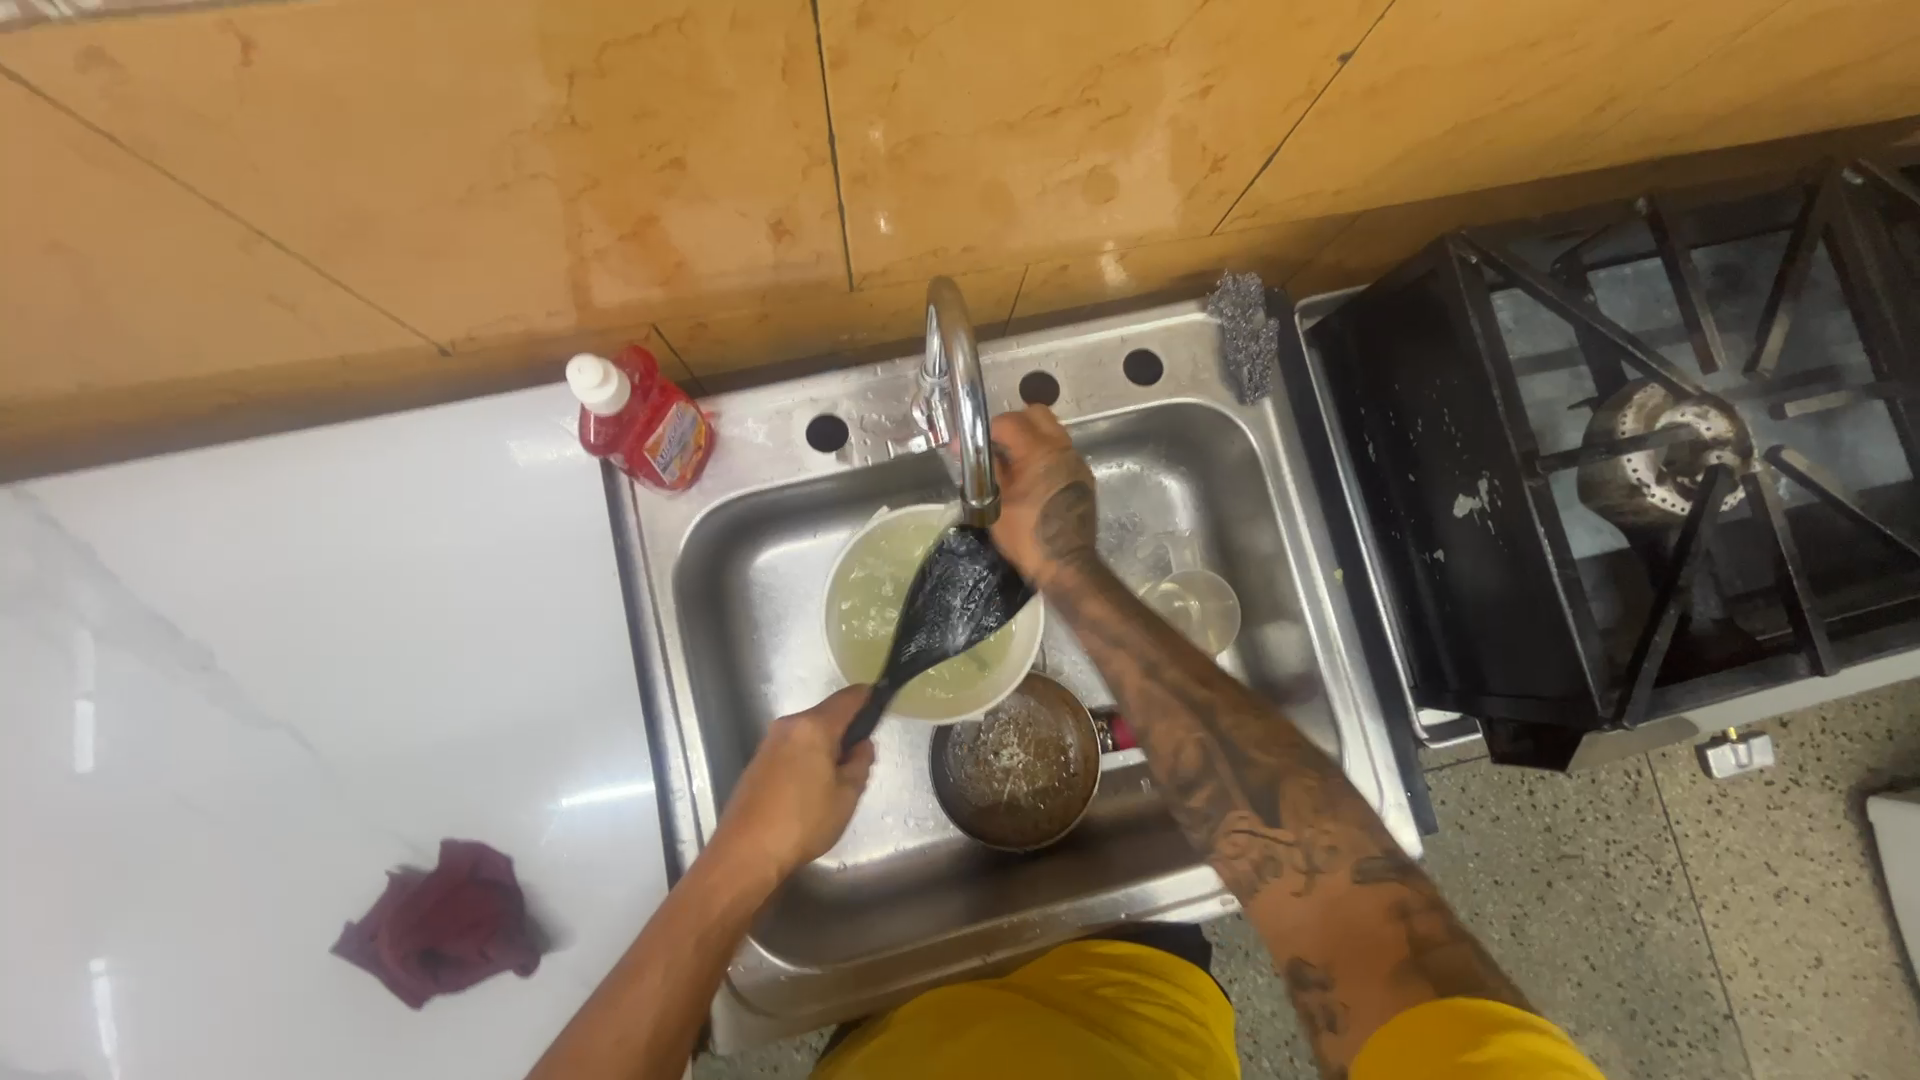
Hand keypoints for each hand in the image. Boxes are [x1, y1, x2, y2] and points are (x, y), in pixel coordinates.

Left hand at [708, 686, 875, 880]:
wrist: (745, 853)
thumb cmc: (803, 822)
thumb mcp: (847, 795)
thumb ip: (860, 763)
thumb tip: (861, 745)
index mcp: (813, 727)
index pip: (849, 698)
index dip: (869, 699)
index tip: (882, 708)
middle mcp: (788, 726)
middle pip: (827, 716)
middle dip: (847, 732)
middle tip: (860, 763)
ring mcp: (769, 743)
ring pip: (809, 734)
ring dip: (826, 748)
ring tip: (835, 784)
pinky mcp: (758, 762)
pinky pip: (792, 748)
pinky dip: (807, 758)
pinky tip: (809, 791)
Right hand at [989, 405, 1097, 586]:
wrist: (1066, 564)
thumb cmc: (1026, 535)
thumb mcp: (995, 502)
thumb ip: (983, 467)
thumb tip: (962, 446)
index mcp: (1038, 452)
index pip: (1010, 420)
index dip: (988, 429)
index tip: (975, 445)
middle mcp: (1062, 449)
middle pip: (1038, 414)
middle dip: (1015, 423)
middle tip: (997, 446)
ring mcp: (1077, 463)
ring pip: (1053, 432)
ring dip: (1032, 438)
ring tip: (1014, 463)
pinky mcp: (1084, 478)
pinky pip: (1063, 452)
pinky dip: (1046, 455)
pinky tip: (1033, 478)